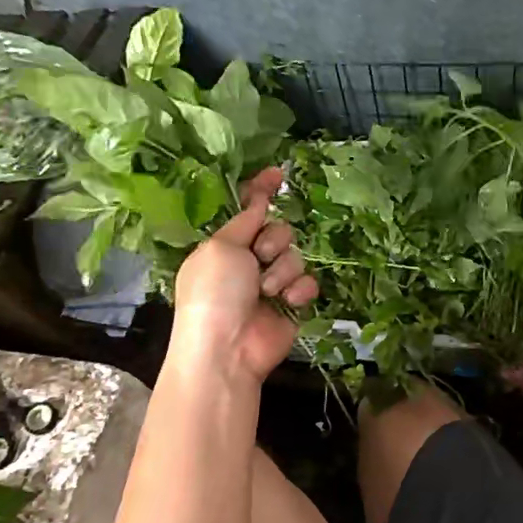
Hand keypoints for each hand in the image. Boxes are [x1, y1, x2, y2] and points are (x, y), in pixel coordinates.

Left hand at [168, 167, 318, 387]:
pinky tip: (288, 301)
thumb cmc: (214, 293)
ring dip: (282, 270)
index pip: (246, 210)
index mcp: (223, 245)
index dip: (260, 191)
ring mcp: (270, 283)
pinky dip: (299, 290)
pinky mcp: (291, 303)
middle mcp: (247, 261)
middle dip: (273, 240)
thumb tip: (257, 198)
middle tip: (259, 257)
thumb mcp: (221, 247)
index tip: (277, 172)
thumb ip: (244, 220)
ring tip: (267, 291)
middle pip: (277, 229)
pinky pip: (307, 281)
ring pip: (295, 255)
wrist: (227, 349)